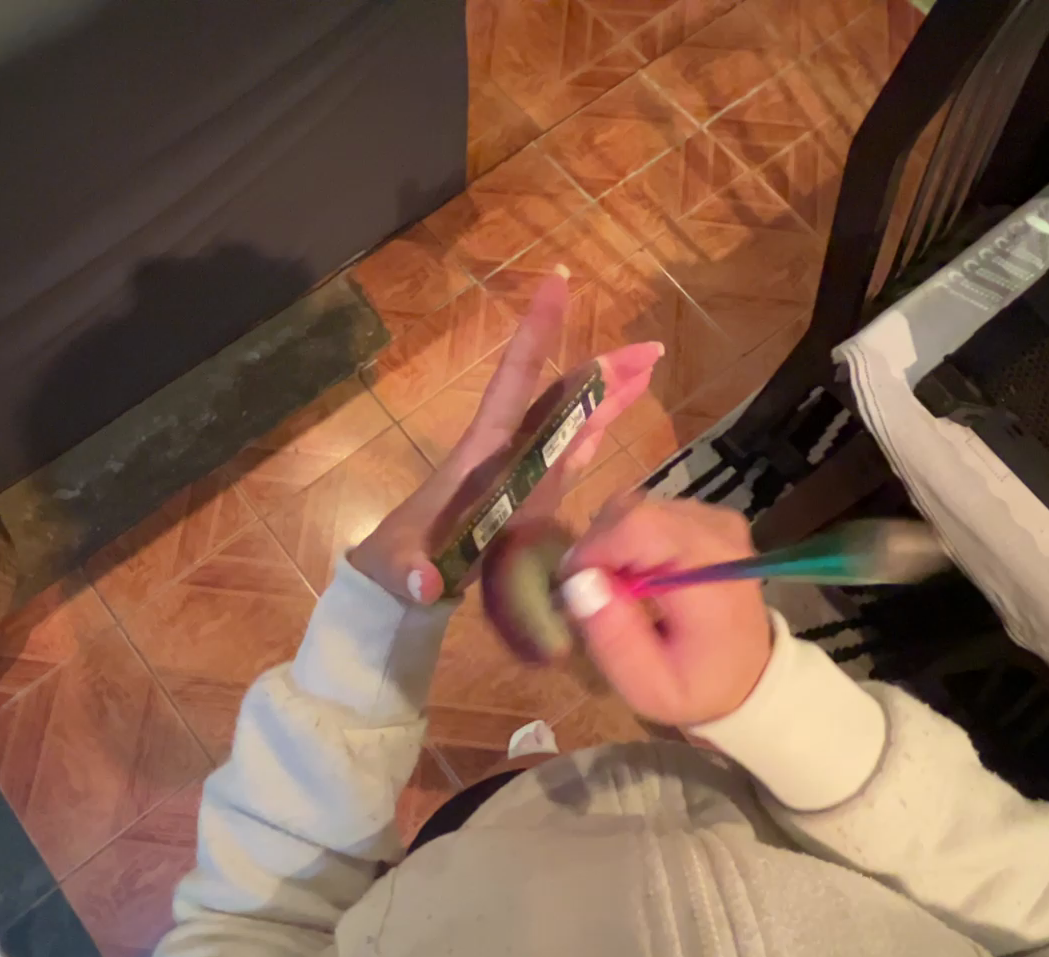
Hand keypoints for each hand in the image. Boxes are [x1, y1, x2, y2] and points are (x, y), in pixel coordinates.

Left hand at [349, 272, 661, 603]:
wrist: (402, 582)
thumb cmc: (397, 562)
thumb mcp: (398, 568)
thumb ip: (410, 573)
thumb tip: (424, 584)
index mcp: (482, 451)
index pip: (514, 380)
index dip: (536, 333)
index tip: (558, 281)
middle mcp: (508, 451)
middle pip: (559, 398)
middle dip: (602, 370)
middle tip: (650, 348)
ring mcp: (523, 474)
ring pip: (572, 422)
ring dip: (610, 395)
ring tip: (650, 368)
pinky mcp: (534, 498)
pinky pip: (572, 459)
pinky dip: (598, 433)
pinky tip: (620, 415)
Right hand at [562, 498, 772, 726]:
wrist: (748, 674)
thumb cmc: (696, 684)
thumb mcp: (649, 686)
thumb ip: (614, 640)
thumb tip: (578, 583)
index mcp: (710, 579)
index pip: (639, 527)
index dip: (594, 548)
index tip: (573, 585)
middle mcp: (719, 537)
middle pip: (632, 511)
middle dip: (597, 547)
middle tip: (590, 591)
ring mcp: (717, 521)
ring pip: (636, 508)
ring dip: (611, 543)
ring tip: (615, 586)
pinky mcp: (710, 518)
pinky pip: (650, 511)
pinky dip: (630, 539)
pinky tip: (637, 574)